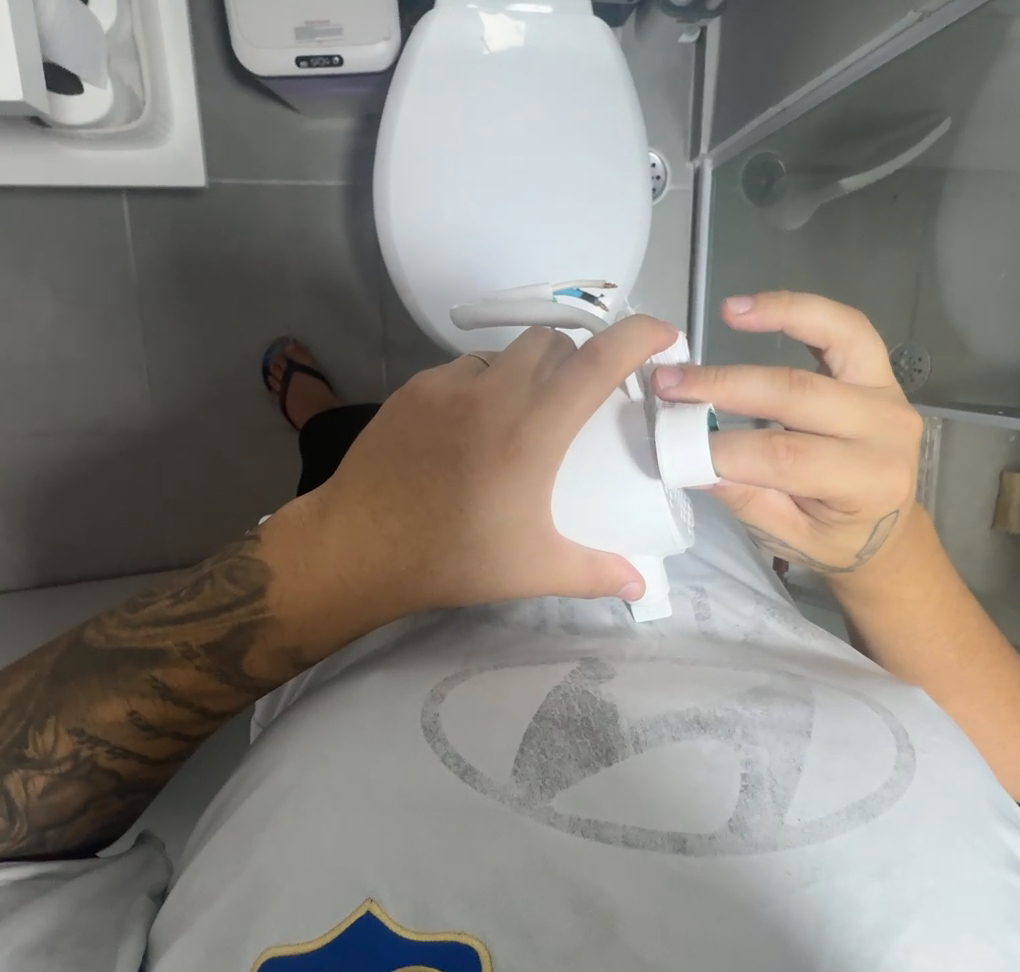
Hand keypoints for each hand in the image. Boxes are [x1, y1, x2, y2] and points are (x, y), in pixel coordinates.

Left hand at [271, 317, 680, 626]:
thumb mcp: (532, 570)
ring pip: (503, 353)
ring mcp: (446, 385)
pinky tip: (471, 428)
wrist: (357, 548)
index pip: (599, 359)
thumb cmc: (452, 558)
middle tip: (580, 398)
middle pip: (551, 341)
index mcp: (533, 429)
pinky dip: (481, 385)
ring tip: (521, 416)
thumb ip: (595, 573)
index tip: (663, 336)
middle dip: (577, 358)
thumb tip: (640, 587)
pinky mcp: (411, 391)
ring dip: (526, 372)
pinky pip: (461, 370)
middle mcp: (492, 392)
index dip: (639, 336)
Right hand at [650, 292, 922, 578]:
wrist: (885, 526)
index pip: (785, 456)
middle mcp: (886, 431)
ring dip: (776, 318)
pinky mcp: (878, 371)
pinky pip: (844, 327)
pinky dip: (799, 308)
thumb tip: (688, 460)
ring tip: (726, 311)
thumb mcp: (787, 536)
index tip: (673, 445)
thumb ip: (745, 497)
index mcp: (867, 481)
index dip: (725, 448)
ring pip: (833, 340)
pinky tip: (751, 307)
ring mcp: (887, 393)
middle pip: (797, 395)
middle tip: (668, 385)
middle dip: (724, 386)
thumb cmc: (833, 537)